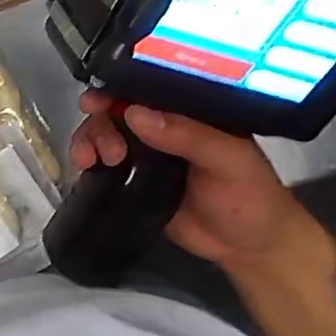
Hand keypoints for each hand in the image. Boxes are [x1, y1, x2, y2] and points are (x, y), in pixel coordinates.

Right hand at [70, 91, 320, 272]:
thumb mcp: (228, 160)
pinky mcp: (132, 178)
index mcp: (189, 109)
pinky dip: (88, 158)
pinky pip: (102, 161)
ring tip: (93, 160)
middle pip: (119, 107)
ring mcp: (146, 151)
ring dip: (90, 139)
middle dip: (101, 120)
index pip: (149, 86)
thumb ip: (187, 135)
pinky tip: (85, 167)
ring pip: (105, 131)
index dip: (119, 87)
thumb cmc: (250, 196)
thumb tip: (135, 114)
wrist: (247, 248)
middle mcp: (164, 124)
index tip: (98, 99)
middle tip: (108, 148)